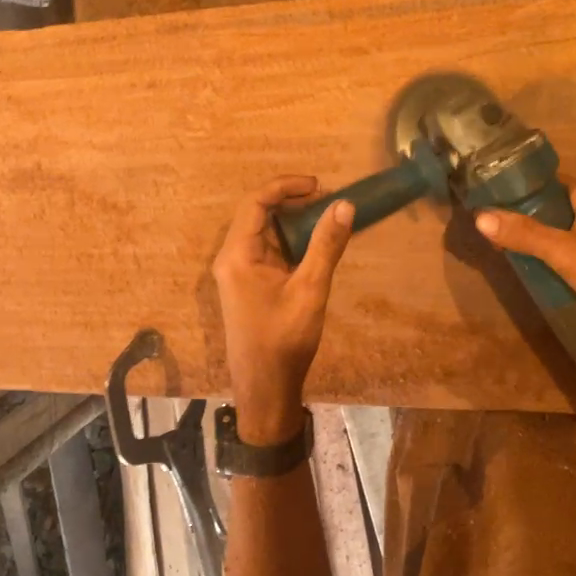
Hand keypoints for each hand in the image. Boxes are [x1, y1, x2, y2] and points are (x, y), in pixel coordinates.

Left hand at [212, 176, 355, 444]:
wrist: (265, 391)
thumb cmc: (284, 339)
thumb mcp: (310, 290)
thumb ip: (326, 245)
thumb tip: (344, 204)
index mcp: (237, 255)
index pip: (256, 203)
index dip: (286, 186)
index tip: (318, 185)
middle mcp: (232, 258)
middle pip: (257, 213)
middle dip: (291, 200)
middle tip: (326, 198)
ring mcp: (238, 273)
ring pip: (263, 232)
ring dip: (291, 219)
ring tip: (324, 215)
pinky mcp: (248, 286)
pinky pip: (267, 250)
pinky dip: (289, 240)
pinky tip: (313, 244)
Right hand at [473, 181, 575, 332]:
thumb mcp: (563, 255)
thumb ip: (523, 234)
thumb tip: (480, 216)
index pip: (549, 183)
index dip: (522, 195)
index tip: (498, 211)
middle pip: (561, 204)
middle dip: (536, 220)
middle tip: (508, 239)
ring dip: (556, 236)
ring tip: (529, 255)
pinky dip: (575, 248)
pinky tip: (564, 269)